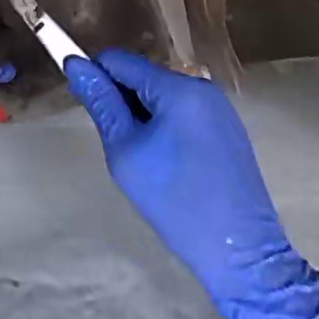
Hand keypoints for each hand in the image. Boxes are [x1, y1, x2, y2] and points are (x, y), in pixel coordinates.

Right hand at [65, 50, 318, 318]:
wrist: (244, 258)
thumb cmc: (176, 202)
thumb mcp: (125, 151)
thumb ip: (100, 102)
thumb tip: (74, 63)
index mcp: (178, 88)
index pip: (119, 60)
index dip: (95, 75)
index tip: (85, 104)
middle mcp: (202, 87)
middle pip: (141, 75)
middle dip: (122, 100)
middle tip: (119, 141)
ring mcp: (219, 108)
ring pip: (160, 94)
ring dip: (142, 114)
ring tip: (144, 156)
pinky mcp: (228, 128)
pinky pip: (182, 110)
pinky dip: (164, 125)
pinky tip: (167, 162)